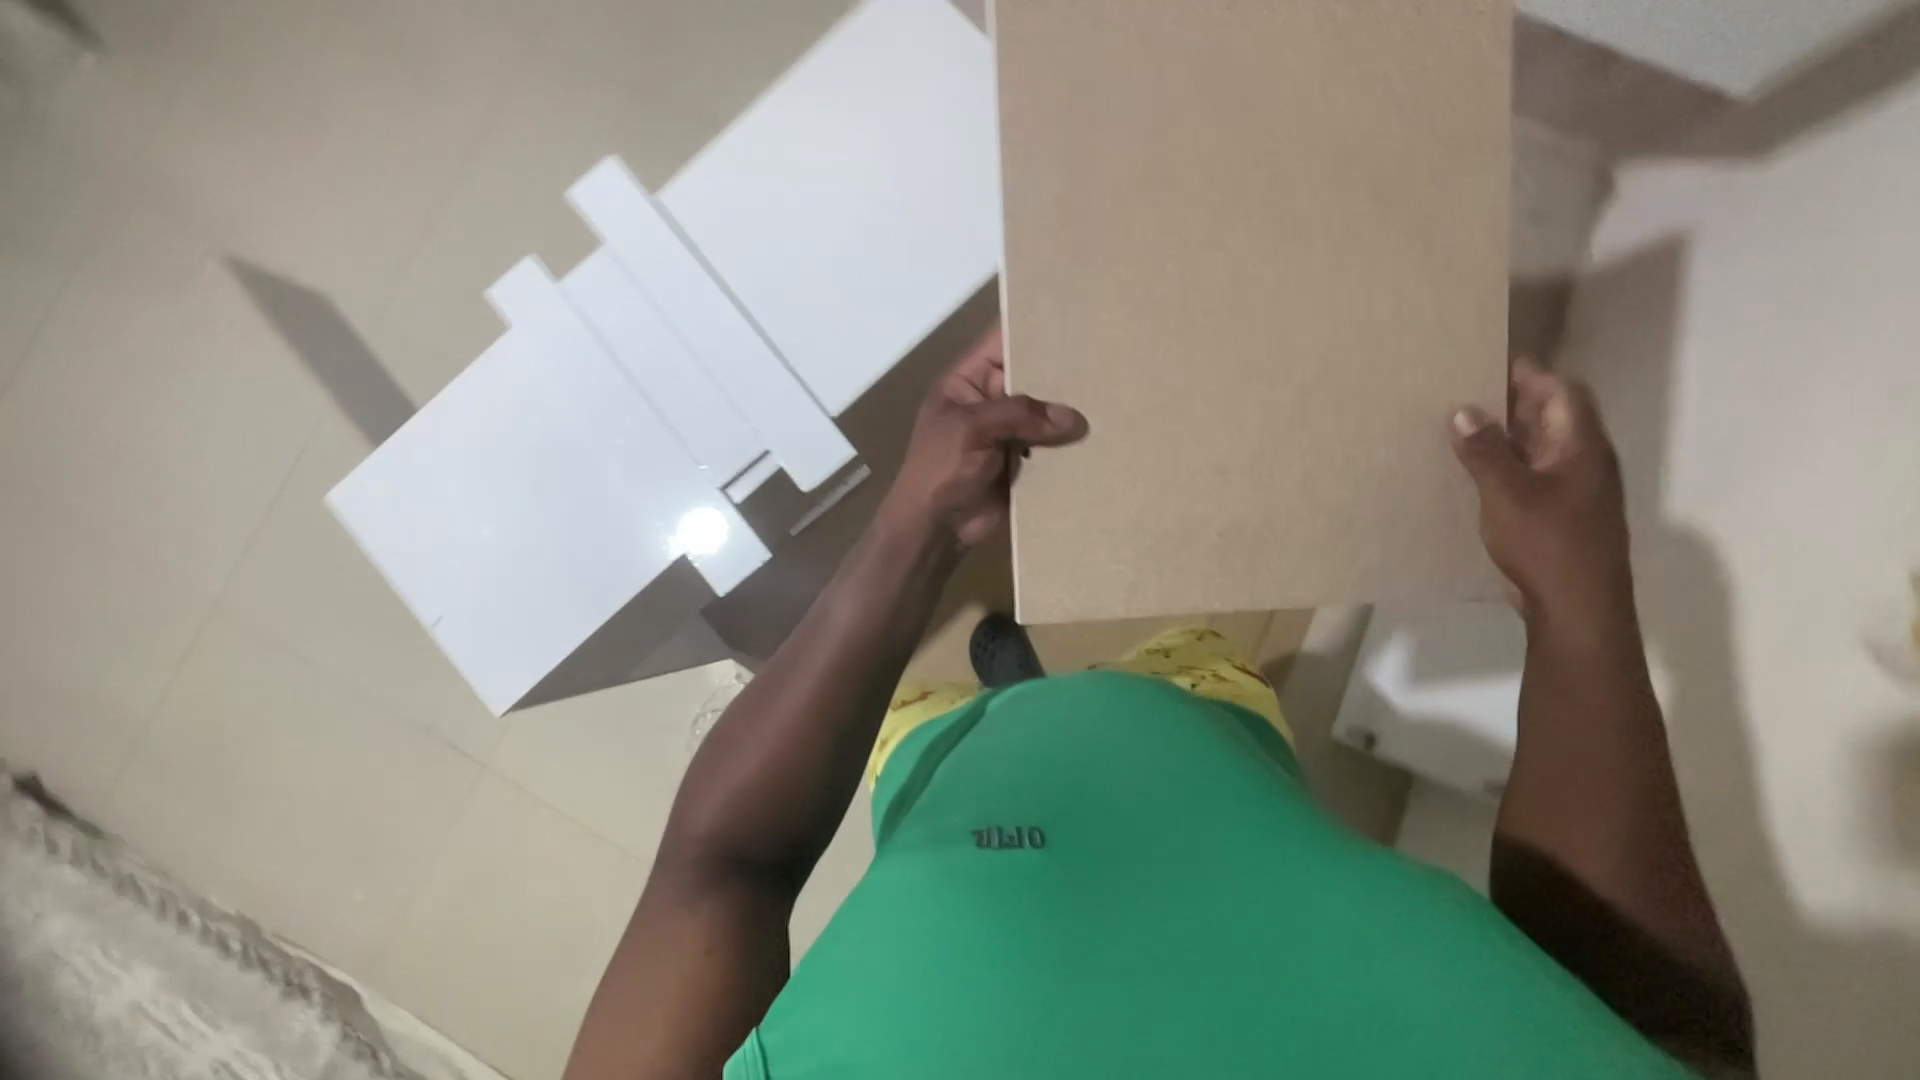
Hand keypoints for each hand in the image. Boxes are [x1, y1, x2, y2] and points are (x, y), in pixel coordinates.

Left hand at [878, 325, 1088, 549]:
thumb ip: (1020, 414)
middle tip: (1108, 362)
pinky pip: (1051, 449)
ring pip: (1045, 416)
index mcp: (967, 382)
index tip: (1075, 322)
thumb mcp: (972, 429)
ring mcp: (1008, 434)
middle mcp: (989, 402)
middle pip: (1031, 379)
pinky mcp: (1024, 464)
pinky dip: (1070, 447)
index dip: (1033, 330)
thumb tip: (1074, 418)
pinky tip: (1103, 437)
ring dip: (1070, 414)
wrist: (934, 527)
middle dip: (1062, 375)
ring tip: (1115, 397)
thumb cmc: (940, 469)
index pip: (1002, 343)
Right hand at [1451, 361, 1633, 627]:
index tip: (1486, 362)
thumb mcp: (1508, 494)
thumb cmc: (1547, 544)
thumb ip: (1485, 451)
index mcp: (1580, 447)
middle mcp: (1583, 461)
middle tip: (1461, 391)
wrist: (1576, 607)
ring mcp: (1573, 489)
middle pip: (1551, 416)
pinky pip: (1530, 473)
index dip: (1528, 374)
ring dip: (1504, 434)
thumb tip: (1464, 411)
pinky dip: (1504, 464)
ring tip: (1458, 427)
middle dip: (1510, 401)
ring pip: (1538, 446)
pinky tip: (1471, 472)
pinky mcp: (1558, 513)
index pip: (1561, 392)